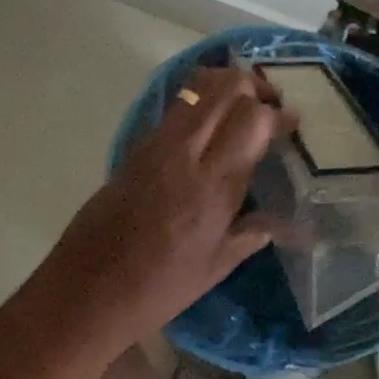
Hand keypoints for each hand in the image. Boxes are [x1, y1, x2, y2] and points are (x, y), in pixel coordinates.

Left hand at [29, 67, 290, 347]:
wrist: (86, 291)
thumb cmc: (158, 288)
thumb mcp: (215, 267)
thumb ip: (251, 234)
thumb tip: (282, 223)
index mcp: (212, 185)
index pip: (252, 119)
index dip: (278, 114)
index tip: (292, 123)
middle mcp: (184, 153)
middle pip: (224, 88)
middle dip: (253, 87)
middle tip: (269, 106)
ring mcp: (154, 146)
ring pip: (195, 89)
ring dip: (224, 88)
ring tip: (242, 109)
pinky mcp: (134, 150)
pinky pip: (174, 111)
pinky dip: (199, 104)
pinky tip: (210, 131)